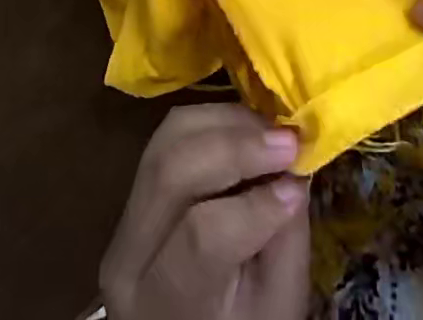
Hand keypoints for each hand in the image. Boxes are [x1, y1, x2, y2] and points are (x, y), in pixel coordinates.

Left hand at [99, 105, 309, 319]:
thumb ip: (286, 235)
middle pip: (172, 169)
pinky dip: (218, 120)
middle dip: (237, 144)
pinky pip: (174, 132)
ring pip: (170, 135)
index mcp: (159, 298)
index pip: (199, 236)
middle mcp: (127, 248)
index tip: (298, 185)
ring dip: (229, 121)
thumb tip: (295, 169)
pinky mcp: (137, 181)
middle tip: (289, 140)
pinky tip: (251, 130)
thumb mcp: (275, 303)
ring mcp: (125, 210)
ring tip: (273, 132)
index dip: (254, 206)